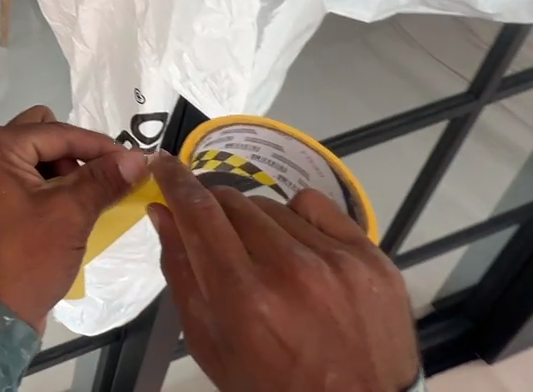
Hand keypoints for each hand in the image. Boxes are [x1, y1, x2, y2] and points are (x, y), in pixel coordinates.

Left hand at [0, 105, 149, 329]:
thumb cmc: (26, 256)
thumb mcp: (70, 214)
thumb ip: (103, 180)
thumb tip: (139, 158)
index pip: (58, 132)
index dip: (100, 146)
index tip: (137, 161)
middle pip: (46, 135)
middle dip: (78, 155)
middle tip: (104, 183)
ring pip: (41, 156)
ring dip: (69, 172)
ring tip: (90, 201)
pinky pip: (32, 177)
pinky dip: (56, 187)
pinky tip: (77, 209)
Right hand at [146, 153, 419, 391]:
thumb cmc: (271, 386)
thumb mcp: (208, 342)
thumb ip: (180, 270)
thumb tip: (162, 210)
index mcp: (243, 295)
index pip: (197, 209)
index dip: (174, 178)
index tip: (162, 163)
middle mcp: (289, 270)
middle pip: (230, 200)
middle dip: (215, 212)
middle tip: (220, 240)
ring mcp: (335, 262)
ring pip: (269, 205)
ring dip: (256, 223)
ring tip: (268, 261)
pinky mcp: (370, 260)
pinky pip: (314, 205)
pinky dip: (297, 217)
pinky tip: (300, 248)